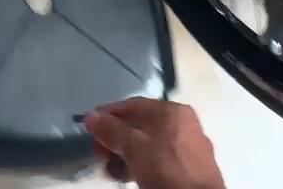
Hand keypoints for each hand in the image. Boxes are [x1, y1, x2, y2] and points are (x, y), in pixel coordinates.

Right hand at [83, 98, 224, 188]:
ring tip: (112, 170)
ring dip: (127, 155)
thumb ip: (111, 130)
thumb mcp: (134, 148)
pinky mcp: (192, 172)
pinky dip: (143, 166)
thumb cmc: (166, 169)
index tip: (91, 128)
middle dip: (117, 139)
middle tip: (100, 153)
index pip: (133, 105)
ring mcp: (191, 149)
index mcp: (173, 110)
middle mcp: (184, 124)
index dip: (108, 115)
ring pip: (151, 146)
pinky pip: (161, 161)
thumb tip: (90, 117)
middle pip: (141, 126)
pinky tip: (131, 177)